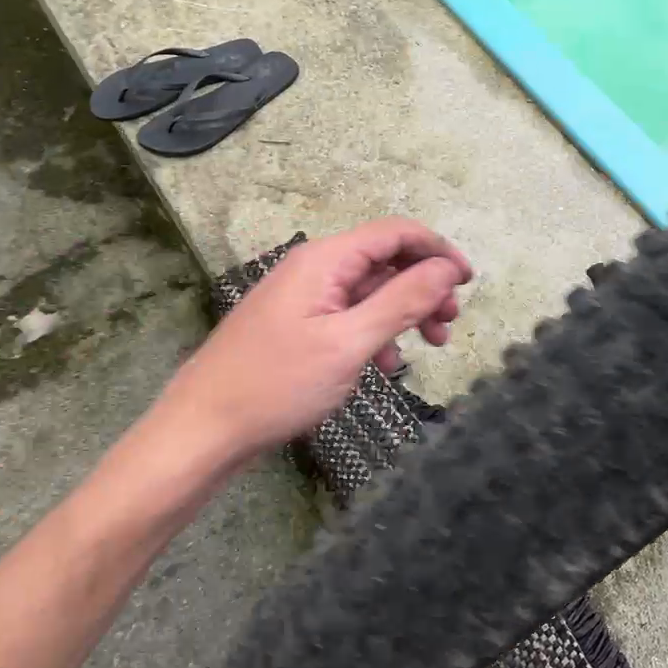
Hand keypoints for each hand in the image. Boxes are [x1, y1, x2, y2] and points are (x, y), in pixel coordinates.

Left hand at [151, 219, 472, 472]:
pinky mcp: (298, 324)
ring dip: (406, 311)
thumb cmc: (276, 385)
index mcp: (325, 261)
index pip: (396, 233)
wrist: (200, 434)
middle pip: (386, 261)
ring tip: (432, 345)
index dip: (438, 250)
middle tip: (451, 323)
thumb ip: (403, 300)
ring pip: (372, 289)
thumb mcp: (350, 344)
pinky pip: (351, 313)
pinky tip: (387, 364)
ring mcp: (305, 297)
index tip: (467, 282)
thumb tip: (446, 268)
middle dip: (425, 286)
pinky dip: (378, 331)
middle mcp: (316, 268)